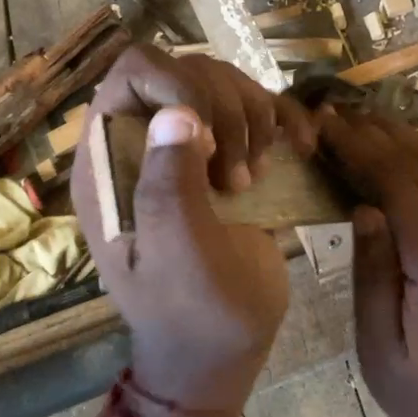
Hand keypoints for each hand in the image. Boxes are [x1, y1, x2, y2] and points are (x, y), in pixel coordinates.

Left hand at [70, 45, 316, 413]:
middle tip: (238, 176)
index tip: (209, 142)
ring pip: (231, 80)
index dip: (178, 87)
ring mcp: (196, 142)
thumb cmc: (190, 311)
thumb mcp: (174, 258)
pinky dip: (290, 118)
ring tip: (257, 176)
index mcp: (113, 158)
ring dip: (257, 120)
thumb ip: (167, 187)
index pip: (134, 73)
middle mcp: (150, 139)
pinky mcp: (239, 150)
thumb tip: (176, 114)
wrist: (226, 346)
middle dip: (228, 113)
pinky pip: (267, 103)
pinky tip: (304, 146)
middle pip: (192, 70)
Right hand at [319, 109, 417, 416]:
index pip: (392, 178)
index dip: (357, 145)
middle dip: (373, 131)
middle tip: (332, 108)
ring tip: (360, 117)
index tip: (323, 120)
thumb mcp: (383, 349)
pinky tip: (401, 152)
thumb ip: (372, 273)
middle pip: (416, 162)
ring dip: (398, 137)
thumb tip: (361, 206)